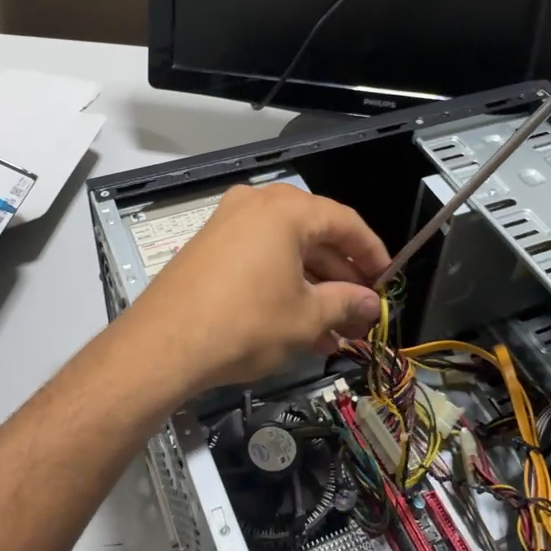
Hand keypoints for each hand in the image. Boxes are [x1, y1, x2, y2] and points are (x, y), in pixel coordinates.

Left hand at [118, 183, 387, 392]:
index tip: (387, 279)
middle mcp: (256, 205)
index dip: (372, 252)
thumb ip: (346, 304)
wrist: (163, 345)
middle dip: (342, 277)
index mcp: (285, 209)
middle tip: (362, 311)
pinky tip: (300, 325)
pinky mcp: (209, 248)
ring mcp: (228, 224)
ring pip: (287, 251)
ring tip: (335, 330)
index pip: (345, 222)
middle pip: (314, 235)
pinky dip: (284, 286)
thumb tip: (371, 303)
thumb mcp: (306, 317)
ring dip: (314, 288)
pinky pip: (261, 259)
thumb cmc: (244, 324)